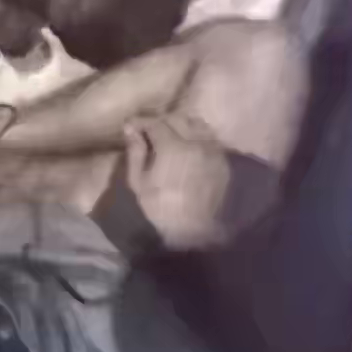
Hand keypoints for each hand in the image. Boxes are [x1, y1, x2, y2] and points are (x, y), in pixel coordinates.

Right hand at [123, 112, 274, 249]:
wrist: (192, 233)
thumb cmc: (158, 209)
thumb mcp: (138, 181)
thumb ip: (135, 151)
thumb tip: (131, 128)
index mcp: (173, 147)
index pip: (155, 122)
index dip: (140, 121)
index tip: (130, 126)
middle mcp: (197, 143)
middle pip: (178, 118)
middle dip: (160, 120)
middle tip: (147, 130)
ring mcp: (213, 151)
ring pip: (197, 124)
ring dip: (181, 124)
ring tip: (169, 134)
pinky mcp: (222, 161)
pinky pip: (209, 138)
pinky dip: (196, 135)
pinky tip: (186, 145)